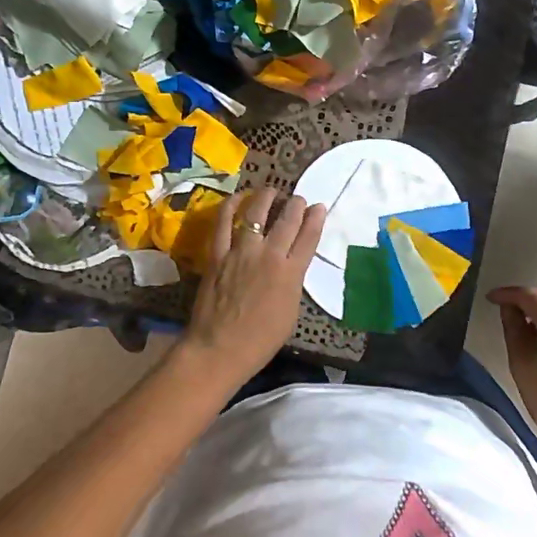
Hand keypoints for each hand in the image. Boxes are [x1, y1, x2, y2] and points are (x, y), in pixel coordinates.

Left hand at [178, 187, 326, 384]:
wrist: (221, 346)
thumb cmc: (260, 340)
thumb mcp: (290, 312)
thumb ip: (291, 283)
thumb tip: (291, 266)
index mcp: (291, 274)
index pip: (308, 239)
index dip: (315, 219)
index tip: (319, 206)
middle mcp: (269, 256)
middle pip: (286, 222)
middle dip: (295, 205)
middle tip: (298, 197)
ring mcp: (241, 252)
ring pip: (256, 215)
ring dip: (265, 199)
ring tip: (271, 190)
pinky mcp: (217, 253)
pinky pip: (224, 224)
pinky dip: (230, 207)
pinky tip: (236, 197)